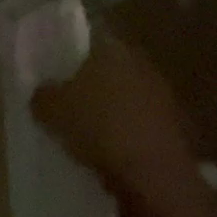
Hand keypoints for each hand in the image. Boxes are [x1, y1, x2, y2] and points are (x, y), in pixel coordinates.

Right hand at [29, 29, 194, 188]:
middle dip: (88, 81)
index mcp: (112, 49)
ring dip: (108, 108)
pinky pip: (138, 123)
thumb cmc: (97, 127)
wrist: (154, 177)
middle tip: (63, 98)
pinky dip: (124, 132)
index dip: (66, 53)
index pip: (86, 39)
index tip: (50, 68)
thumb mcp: (48, 109)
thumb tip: (43, 91)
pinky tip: (106, 148)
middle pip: (107, 68)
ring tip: (83, 128)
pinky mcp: (175, 129)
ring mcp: (162, 97)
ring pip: (124, 96)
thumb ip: (42, 93)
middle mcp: (140, 65)